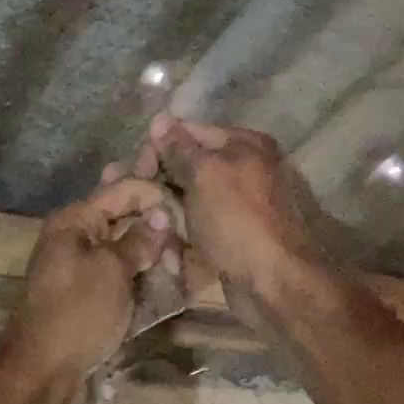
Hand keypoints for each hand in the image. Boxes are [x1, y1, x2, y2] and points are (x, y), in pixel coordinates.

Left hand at [0, 177, 174, 388]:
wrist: (42, 372)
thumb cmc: (77, 311)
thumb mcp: (111, 270)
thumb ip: (138, 240)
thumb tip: (161, 215)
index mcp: (75, 220)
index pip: (121, 190)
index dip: (155, 195)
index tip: (188, 208)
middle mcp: (76, 238)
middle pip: (125, 220)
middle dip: (158, 227)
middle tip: (192, 236)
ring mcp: (82, 269)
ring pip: (126, 252)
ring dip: (155, 256)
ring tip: (189, 261)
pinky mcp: (89, 298)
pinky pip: (122, 279)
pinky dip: (145, 280)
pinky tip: (173, 286)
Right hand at [136, 114, 327, 308]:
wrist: (276, 285)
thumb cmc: (238, 220)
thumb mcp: (205, 174)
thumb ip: (180, 148)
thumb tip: (160, 118)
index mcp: (244, 144)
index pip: (189, 133)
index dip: (157, 148)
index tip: (133, 171)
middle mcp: (245, 169)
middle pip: (188, 166)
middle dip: (157, 180)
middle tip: (127, 197)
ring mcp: (239, 206)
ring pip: (190, 200)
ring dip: (164, 211)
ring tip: (140, 221)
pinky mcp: (233, 237)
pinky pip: (198, 228)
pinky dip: (180, 234)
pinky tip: (162, 244)